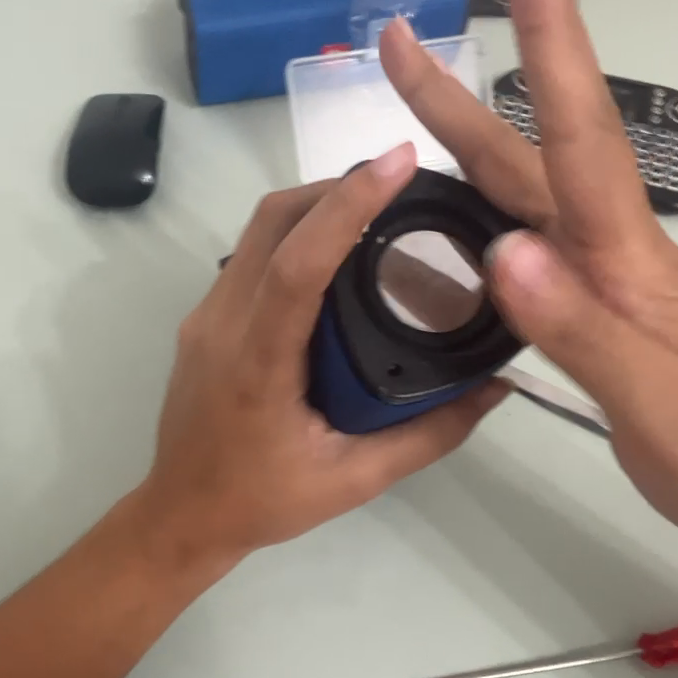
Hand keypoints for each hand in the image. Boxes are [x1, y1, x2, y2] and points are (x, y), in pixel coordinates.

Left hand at [133, 143, 509, 565]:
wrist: (182, 514)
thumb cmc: (262, 501)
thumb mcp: (355, 480)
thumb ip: (428, 433)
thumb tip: (495, 385)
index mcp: (257, 362)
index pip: (298, 262)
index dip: (347, 205)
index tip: (398, 163)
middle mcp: (221, 324)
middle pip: (272, 223)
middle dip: (335, 188)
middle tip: (400, 185)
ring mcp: (204, 318)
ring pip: (256, 232)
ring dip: (313, 207)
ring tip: (377, 214)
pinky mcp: (202, 321)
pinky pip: (248, 257)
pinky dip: (292, 237)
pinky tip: (335, 259)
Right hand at [379, 0, 677, 558]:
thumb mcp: (670, 409)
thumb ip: (585, 330)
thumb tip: (505, 247)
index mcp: (626, 260)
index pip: (580, 134)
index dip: (556, 35)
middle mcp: (608, 250)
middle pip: (529, 151)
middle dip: (464, 88)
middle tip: (397, 37)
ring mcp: (599, 276)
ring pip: (517, 192)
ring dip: (460, 141)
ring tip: (404, 104)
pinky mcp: (591, 306)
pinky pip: (515, 247)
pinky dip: (467, 220)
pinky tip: (435, 226)